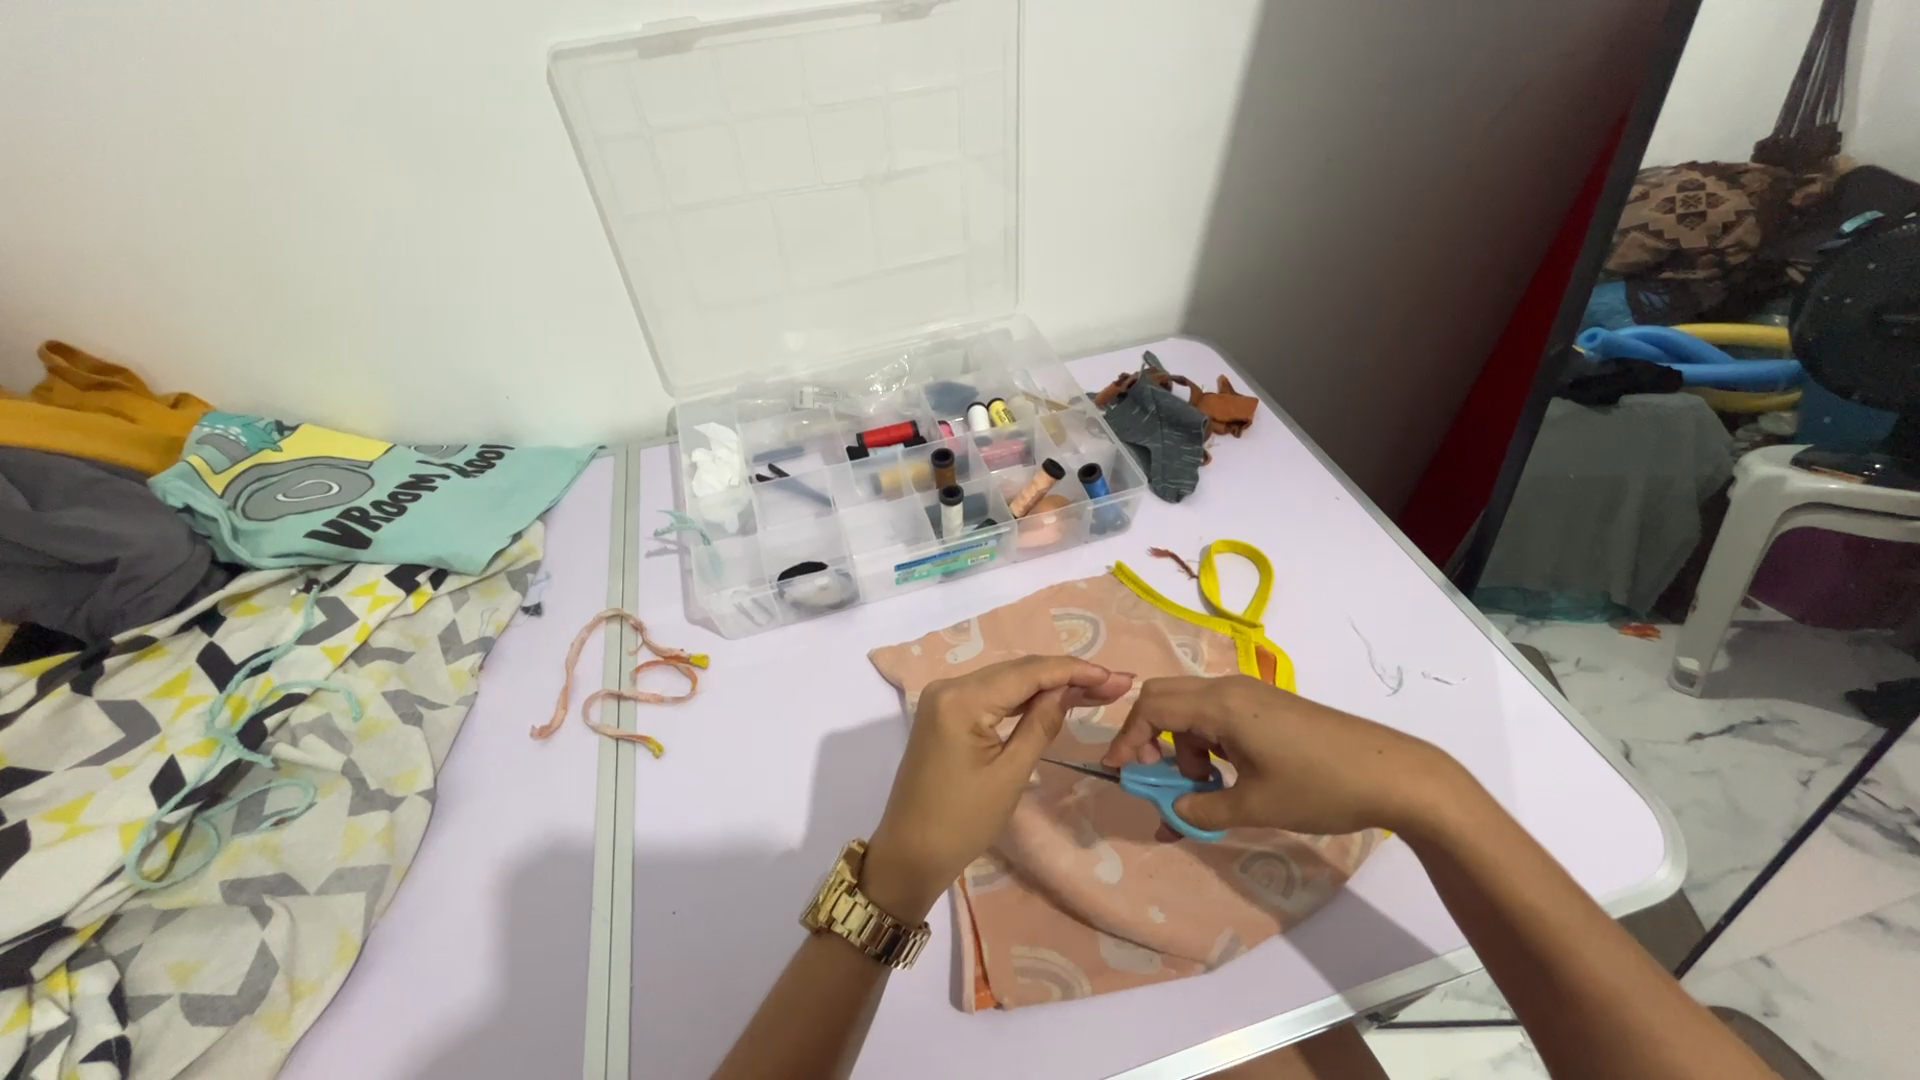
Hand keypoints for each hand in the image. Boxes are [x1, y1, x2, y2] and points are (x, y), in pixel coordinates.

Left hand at [862, 657, 1133, 921]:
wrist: (909, 853)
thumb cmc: (962, 821)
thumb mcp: (1010, 774)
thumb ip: (1041, 723)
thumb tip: (1067, 688)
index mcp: (962, 699)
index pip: (1028, 673)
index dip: (1074, 671)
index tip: (1116, 677)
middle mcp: (949, 686)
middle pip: (1018, 671)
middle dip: (1067, 675)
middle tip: (1115, 684)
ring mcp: (944, 699)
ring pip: (1007, 681)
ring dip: (1049, 684)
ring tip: (1096, 689)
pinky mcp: (946, 714)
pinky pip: (992, 696)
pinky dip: (1024, 698)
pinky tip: (1055, 698)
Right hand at [1100, 675, 1464, 837]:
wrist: (1395, 775)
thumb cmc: (1320, 787)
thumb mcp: (1255, 806)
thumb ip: (1202, 809)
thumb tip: (1174, 810)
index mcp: (1220, 705)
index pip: (1151, 708)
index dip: (1126, 739)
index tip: (1120, 774)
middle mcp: (1229, 688)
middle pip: (1164, 699)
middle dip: (1150, 738)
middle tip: (1159, 778)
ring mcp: (1251, 694)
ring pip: (1191, 708)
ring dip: (1183, 746)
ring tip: (1208, 788)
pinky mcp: (1268, 705)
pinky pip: (1217, 714)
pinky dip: (1207, 742)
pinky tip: (1231, 775)